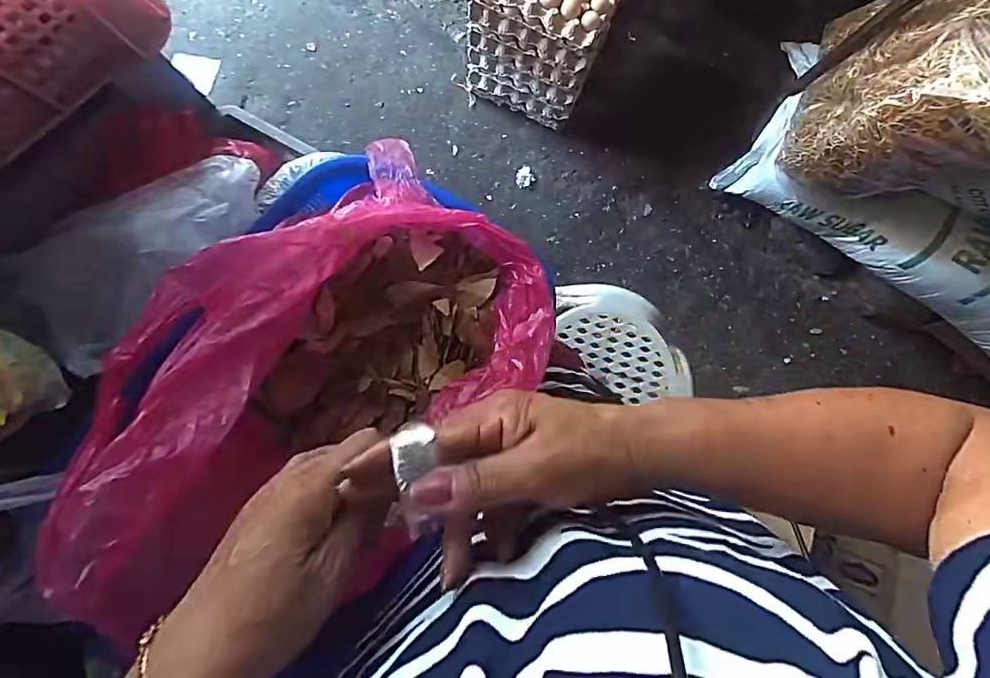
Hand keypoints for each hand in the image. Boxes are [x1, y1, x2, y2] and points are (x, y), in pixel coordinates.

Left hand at [150, 429, 390, 677]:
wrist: (196, 654)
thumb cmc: (271, 615)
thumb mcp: (333, 573)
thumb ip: (366, 517)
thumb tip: (391, 483)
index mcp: (310, 480)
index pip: (370, 440)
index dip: (395, 458)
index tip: (411, 490)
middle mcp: (290, 471)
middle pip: (350, 449)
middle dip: (375, 473)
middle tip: (389, 516)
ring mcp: (271, 486)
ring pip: (330, 465)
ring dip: (352, 486)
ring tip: (362, 528)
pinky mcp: (261, 506)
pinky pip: (308, 482)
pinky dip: (329, 496)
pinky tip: (329, 534)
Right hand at [339, 392, 640, 585]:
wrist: (637, 456)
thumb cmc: (587, 454)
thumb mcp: (533, 471)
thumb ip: (477, 482)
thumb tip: (419, 491)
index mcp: (492, 415)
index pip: (431, 438)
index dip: (392, 459)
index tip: (352, 477)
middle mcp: (493, 428)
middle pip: (445, 467)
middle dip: (425, 506)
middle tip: (391, 536)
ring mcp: (508, 451)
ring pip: (468, 491)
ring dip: (462, 530)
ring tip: (456, 573)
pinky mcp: (522, 474)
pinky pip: (493, 501)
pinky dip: (490, 528)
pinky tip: (491, 553)